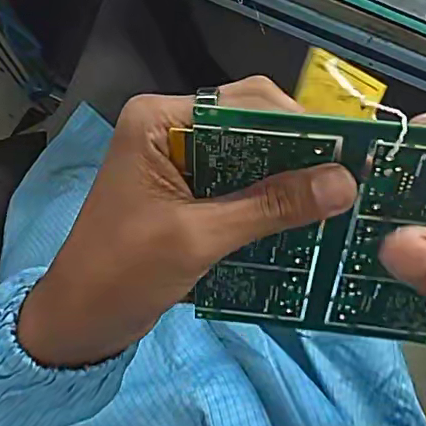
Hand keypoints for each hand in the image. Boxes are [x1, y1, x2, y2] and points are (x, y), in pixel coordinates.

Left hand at [17, 77, 358, 367]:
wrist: (75, 323)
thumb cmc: (121, 274)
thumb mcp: (198, 237)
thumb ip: (270, 206)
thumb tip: (344, 182)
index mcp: (159, 118)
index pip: (244, 102)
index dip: (298, 124)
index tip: (347, 153)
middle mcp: (170, 124)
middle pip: (251, 122)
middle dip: (298, 149)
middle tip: (350, 176)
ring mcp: (179, 154)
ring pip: (250, 151)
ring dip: (289, 172)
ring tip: (338, 195)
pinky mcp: (187, 185)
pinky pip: (240, 178)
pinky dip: (270, 193)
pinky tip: (303, 212)